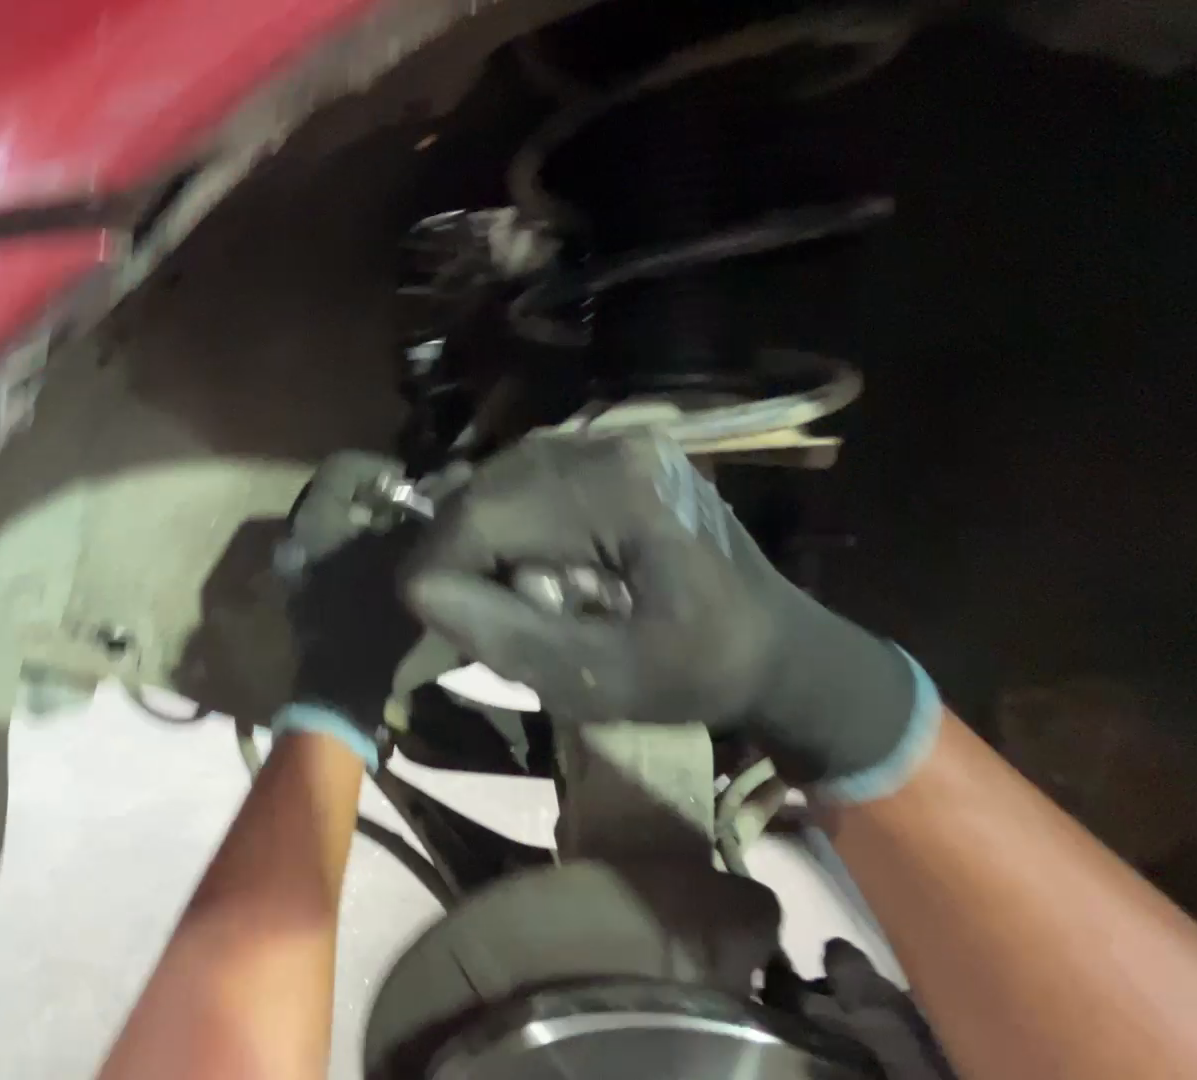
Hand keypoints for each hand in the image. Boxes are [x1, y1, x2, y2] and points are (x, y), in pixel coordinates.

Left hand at [274, 452, 423, 751]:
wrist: (343, 696)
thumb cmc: (382, 627)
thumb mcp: (422, 566)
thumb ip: (440, 517)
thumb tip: (458, 474)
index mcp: (317, 523)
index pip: (344, 466)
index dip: (385, 469)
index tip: (419, 491)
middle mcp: (299, 539)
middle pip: (344, 499)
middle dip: (387, 505)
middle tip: (425, 521)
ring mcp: (298, 570)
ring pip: (342, 532)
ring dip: (378, 534)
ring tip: (419, 551)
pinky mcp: (305, 598)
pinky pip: (337, 560)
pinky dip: (366, 560)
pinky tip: (400, 579)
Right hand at [401, 433, 920, 789]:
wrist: (779, 645)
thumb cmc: (698, 673)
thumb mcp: (599, 680)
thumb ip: (502, 635)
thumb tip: (417, 589)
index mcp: (620, 492)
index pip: (483, 514)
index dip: (438, 566)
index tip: (430, 619)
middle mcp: (610, 445)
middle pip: (482, 489)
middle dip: (459, 555)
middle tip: (477, 613)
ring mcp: (610, 441)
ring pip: (492, 480)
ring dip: (480, 540)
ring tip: (517, 592)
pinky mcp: (607, 451)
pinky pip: (519, 479)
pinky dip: (504, 524)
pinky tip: (533, 564)